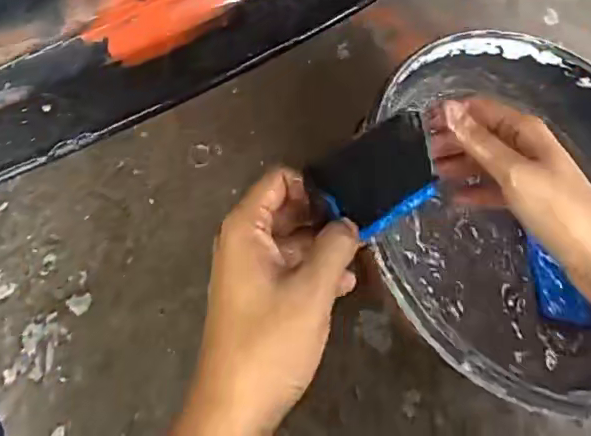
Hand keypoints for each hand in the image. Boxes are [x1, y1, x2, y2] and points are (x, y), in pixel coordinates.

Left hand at [172, 167, 360, 435]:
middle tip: (357, 229)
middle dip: (322, 216)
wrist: (234, 411)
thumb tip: (349, 222)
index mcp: (245, 228)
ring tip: (356, 257)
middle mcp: (243, 240)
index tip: (343, 204)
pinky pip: (288, 264)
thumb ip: (335, 247)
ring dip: (322, 244)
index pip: (280, 179)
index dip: (313, 186)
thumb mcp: (311, 291)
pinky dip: (313, 267)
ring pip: (291, 237)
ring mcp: (248, 268)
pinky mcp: (257, 293)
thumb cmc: (268, 342)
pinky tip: (342, 283)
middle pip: (287, 207)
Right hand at [429, 97, 590, 309]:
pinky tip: (455, 198)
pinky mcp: (531, 200)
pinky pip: (495, 187)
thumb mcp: (513, 173)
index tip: (422, 125)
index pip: (481, 109)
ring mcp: (529, 173)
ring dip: (460, 165)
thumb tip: (449, 108)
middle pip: (482, 134)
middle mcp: (527, 145)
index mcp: (525, 130)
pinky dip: (475, 190)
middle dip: (453, 140)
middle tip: (422, 154)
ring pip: (486, 161)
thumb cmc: (558, 210)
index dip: (452, 113)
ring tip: (431, 175)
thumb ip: (479, 142)